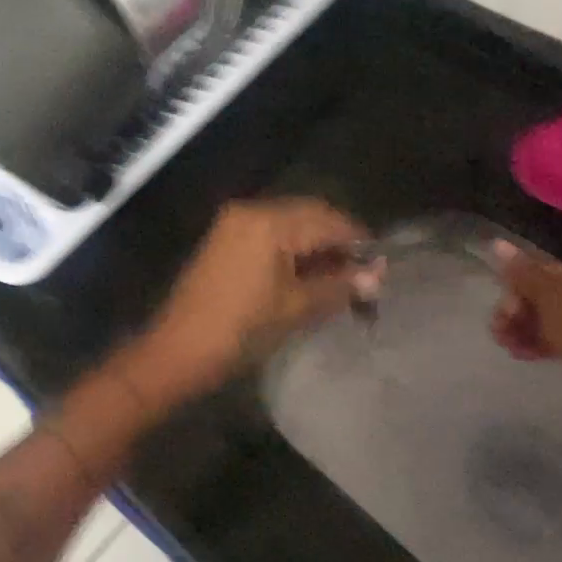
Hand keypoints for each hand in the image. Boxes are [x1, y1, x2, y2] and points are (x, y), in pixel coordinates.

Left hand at [139, 198, 372, 395]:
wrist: (179, 350)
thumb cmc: (241, 329)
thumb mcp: (296, 308)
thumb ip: (338, 286)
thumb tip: (376, 276)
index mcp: (269, 221)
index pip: (328, 220)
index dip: (358, 241)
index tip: (382, 266)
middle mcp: (250, 211)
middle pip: (308, 215)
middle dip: (336, 241)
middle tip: (362, 274)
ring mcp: (232, 224)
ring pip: (289, 224)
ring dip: (314, 245)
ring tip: (338, 280)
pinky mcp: (223, 240)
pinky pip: (268, 235)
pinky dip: (291, 249)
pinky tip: (307, 276)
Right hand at [490, 241, 561, 386]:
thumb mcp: (549, 298)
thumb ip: (522, 272)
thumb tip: (497, 242)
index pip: (538, 272)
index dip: (514, 292)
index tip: (500, 315)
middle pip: (542, 296)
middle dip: (516, 314)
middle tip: (499, 334)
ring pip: (550, 319)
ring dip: (524, 330)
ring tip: (509, 348)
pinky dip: (541, 342)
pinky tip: (525, 355)